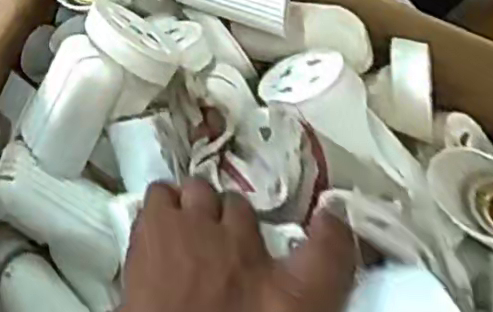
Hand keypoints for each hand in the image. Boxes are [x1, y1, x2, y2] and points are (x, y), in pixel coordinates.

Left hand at [121, 180, 355, 311]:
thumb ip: (284, 301)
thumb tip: (277, 294)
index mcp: (292, 298)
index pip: (329, 252)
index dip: (334, 233)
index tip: (332, 219)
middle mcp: (248, 253)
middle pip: (243, 208)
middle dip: (232, 224)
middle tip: (223, 250)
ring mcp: (199, 229)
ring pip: (201, 191)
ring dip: (197, 208)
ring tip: (188, 233)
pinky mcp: (158, 221)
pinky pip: (161, 192)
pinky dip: (163, 207)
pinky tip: (159, 229)